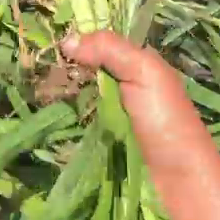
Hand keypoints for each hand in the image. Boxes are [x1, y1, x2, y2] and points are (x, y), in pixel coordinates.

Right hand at [58, 30, 219, 219]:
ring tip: (38, 82)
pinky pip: (83, 110)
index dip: (80, 36)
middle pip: (91, 61)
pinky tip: (53, 103)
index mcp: (141, 61)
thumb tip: (66, 41)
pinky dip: (68, 106)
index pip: (104, 39)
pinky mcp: (109, 132)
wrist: (181, 183)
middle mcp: (129, 80)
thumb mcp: (144, 72)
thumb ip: (109, 48)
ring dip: (64, 85)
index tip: (51, 39)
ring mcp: (118, 108)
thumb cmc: (166, 121)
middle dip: (68, 61)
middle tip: (39, 62)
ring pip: (84, 85)